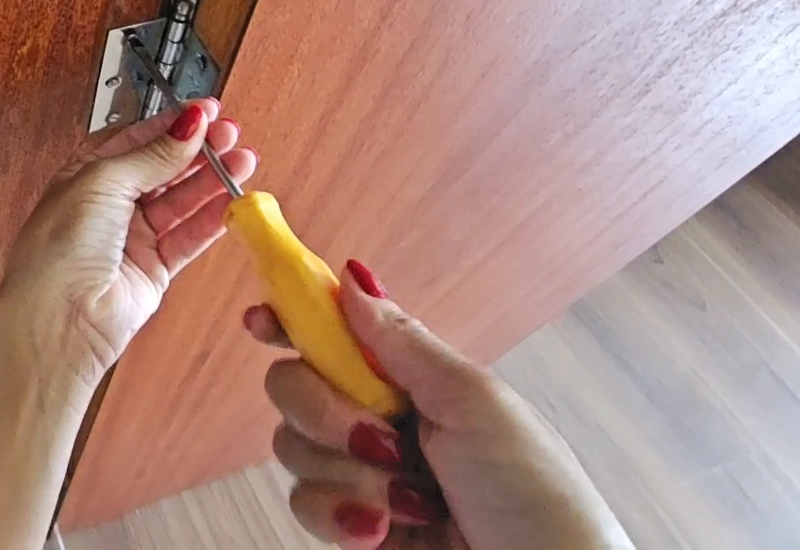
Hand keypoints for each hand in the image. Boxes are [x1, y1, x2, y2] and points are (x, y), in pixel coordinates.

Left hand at [0, 99, 257, 393]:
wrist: (59, 318)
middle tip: (231, 134)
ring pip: (181, 201)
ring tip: (244, 161)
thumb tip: (186, 125)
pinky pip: (188, 237)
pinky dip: (212, 219)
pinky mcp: (153, 269)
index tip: (207, 111)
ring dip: (212, 180)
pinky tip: (233, 200)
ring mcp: (132, 236)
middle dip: (198, 150)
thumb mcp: (103, 183)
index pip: (137, 139)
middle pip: (163, 168)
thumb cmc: (60, 246)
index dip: (172, 124)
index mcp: (86, 174)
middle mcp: (109, 203)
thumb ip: (151, 156)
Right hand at [246, 263, 631, 548]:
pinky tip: (383, 529)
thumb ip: (401, 340)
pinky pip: (301, 501)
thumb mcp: (476, 403)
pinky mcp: (348, 524)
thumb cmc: (538, 498)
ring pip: (291, 442)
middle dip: (323, 409)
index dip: (285, 319)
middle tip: (379, 436)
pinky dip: (340, 514)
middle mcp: (369, 416)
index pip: (324, 332)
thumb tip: (350, 274)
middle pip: (290, 382)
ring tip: (410, 500)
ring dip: (347, 471)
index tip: (261, 322)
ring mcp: (356, 470)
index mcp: (401, 377)